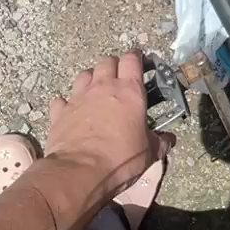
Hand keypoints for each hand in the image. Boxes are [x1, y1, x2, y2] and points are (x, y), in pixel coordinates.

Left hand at [44, 52, 169, 204]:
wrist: (80, 171)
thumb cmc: (120, 158)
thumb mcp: (149, 152)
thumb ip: (160, 142)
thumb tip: (169, 140)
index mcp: (129, 92)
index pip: (133, 60)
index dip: (136, 58)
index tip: (140, 61)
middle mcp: (103, 87)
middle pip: (107, 62)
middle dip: (114, 66)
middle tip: (119, 78)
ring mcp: (78, 97)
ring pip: (84, 75)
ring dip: (91, 78)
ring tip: (96, 90)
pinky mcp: (60, 112)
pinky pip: (62, 100)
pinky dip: (67, 102)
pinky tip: (70, 110)